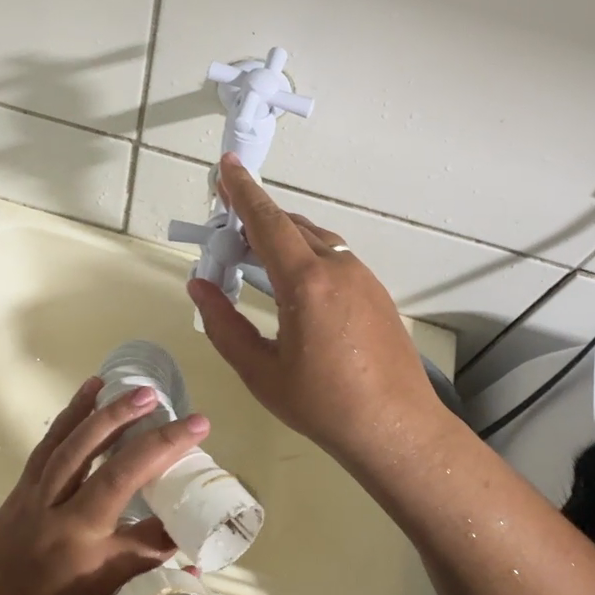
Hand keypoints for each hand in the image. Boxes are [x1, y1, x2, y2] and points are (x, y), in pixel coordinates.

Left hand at [0, 377, 211, 594]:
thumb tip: (195, 564)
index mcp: (93, 568)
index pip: (152, 534)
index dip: (184, 516)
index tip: (206, 497)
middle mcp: (67, 528)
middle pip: (118, 476)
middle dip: (158, 444)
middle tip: (193, 420)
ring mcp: (39, 505)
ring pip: (76, 449)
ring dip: (113, 416)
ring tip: (144, 392)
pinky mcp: (21, 493)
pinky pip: (49, 446)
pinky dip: (73, 415)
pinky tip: (92, 390)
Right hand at [189, 154, 443, 467]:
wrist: (395, 428)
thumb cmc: (322, 405)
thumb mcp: (260, 371)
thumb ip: (223, 324)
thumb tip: (199, 286)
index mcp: (306, 282)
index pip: (267, 222)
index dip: (242, 192)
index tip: (225, 166)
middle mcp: (338, 268)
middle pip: (291, 225)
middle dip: (257, 218)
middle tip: (226, 228)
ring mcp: (363, 278)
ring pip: (316, 240)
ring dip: (283, 236)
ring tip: (253, 253)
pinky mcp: (376, 293)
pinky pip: (334, 258)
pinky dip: (306, 254)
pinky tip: (292, 282)